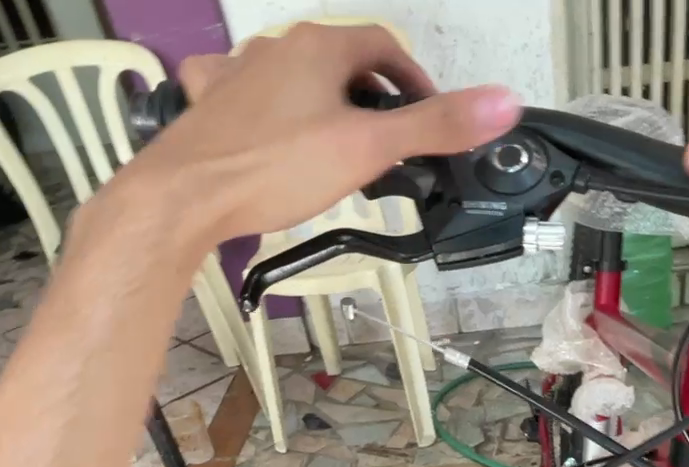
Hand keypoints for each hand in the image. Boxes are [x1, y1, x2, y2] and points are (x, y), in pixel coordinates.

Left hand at [103, 23, 521, 248]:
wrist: (187, 195)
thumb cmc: (272, 168)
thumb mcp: (368, 150)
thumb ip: (435, 127)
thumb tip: (501, 103)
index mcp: (319, 50)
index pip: (384, 49)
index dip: (414, 81)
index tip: (428, 115)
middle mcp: (277, 50)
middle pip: (341, 62)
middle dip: (372, 96)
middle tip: (390, 140)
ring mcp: (240, 75)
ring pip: (295, 77)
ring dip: (324, 101)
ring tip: (340, 143)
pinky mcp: (213, 105)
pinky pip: (244, 92)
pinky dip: (267, 106)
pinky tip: (270, 127)